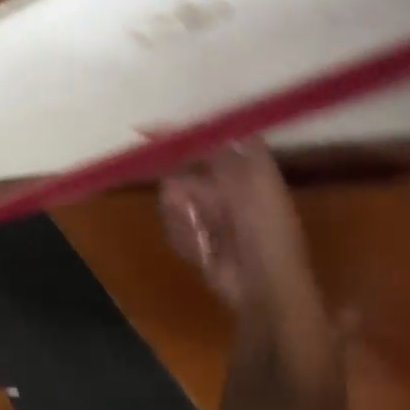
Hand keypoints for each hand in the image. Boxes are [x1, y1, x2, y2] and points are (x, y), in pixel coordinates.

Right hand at [159, 140, 313, 309]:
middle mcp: (223, 188)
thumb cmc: (265, 230)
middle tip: (190, 207)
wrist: (265, 288)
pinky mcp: (193, 236)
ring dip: (181, 217)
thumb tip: (194, 121)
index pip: (202, 141)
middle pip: (179, 170)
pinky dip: (182, 235)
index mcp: (242, 171)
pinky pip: (170, 224)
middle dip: (179, 189)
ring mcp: (206, 213)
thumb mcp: (255, 179)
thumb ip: (225, 146)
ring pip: (170, 198)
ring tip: (201, 235)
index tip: (144, 131)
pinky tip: (201, 250)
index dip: (176, 135)